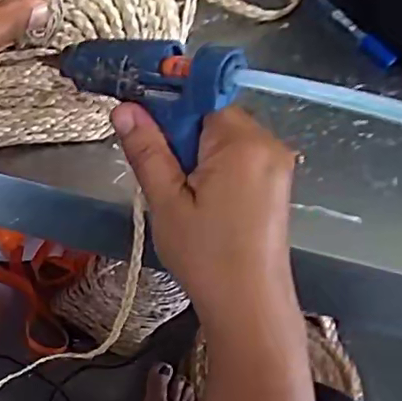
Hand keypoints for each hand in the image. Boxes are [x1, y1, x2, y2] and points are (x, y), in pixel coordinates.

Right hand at [112, 102, 298, 327]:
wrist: (248, 304)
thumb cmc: (204, 255)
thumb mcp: (166, 202)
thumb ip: (147, 151)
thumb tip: (125, 108)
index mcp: (242, 142)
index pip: (200, 96)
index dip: (166, 102)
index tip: (136, 118)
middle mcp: (268, 143)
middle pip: (212, 116)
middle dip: (179, 135)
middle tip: (158, 175)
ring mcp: (277, 164)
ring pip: (222, 139)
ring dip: (193, 154)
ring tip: (177, 194)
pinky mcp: (276, 183)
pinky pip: (237, 158)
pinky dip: (211, 168)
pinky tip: (198, 201)